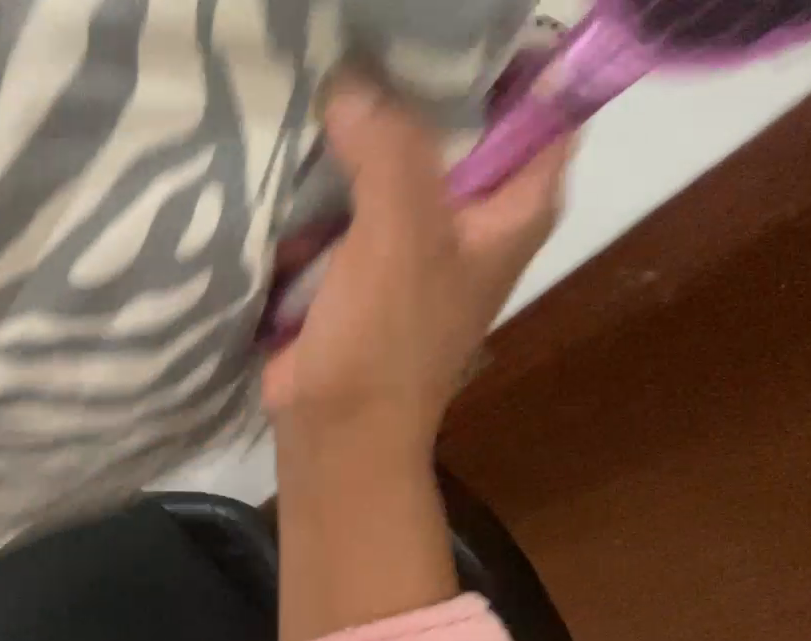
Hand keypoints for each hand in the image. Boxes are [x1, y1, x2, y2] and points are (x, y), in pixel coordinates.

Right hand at [263, 72, 570, 456]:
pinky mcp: (350, 273)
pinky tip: (278, 206)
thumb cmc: (384, 341)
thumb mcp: (397, 237)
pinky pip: (334, 217)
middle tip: (343, 72)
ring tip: (298, 131)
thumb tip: (348, 77)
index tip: (425, 36)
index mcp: (513, 201)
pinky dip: (308, 212)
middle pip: (442, 131)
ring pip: (377, 173)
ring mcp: (402, 246)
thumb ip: (385, 152)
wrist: (331, 430)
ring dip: (338, 160)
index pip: (532, 100)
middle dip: (394, 105)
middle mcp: (465, 216)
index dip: (491, 62)